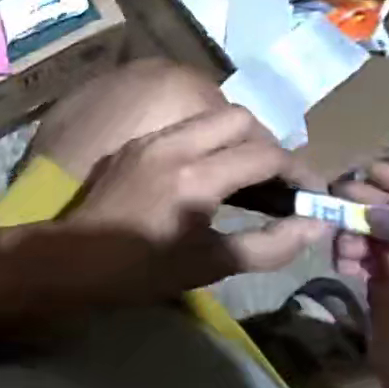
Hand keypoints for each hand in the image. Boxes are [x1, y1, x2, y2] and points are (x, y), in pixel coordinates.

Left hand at [66, 106, 330, 296]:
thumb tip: (313, 226)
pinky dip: (205, 142)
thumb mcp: (212, 264)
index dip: (299, 171)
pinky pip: (181, 129)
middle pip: (238, 117)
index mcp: (196, 176)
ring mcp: (148, 140)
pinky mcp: (132, 145)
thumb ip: (271, 245)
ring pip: (207, 118)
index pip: (264, 154)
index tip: (312, 194)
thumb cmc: (144, 270)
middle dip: (268, 143)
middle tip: (278, 181)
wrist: (75, 258)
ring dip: (235, 139)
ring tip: (247, 178)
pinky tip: (208, 174)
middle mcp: (173, 145)